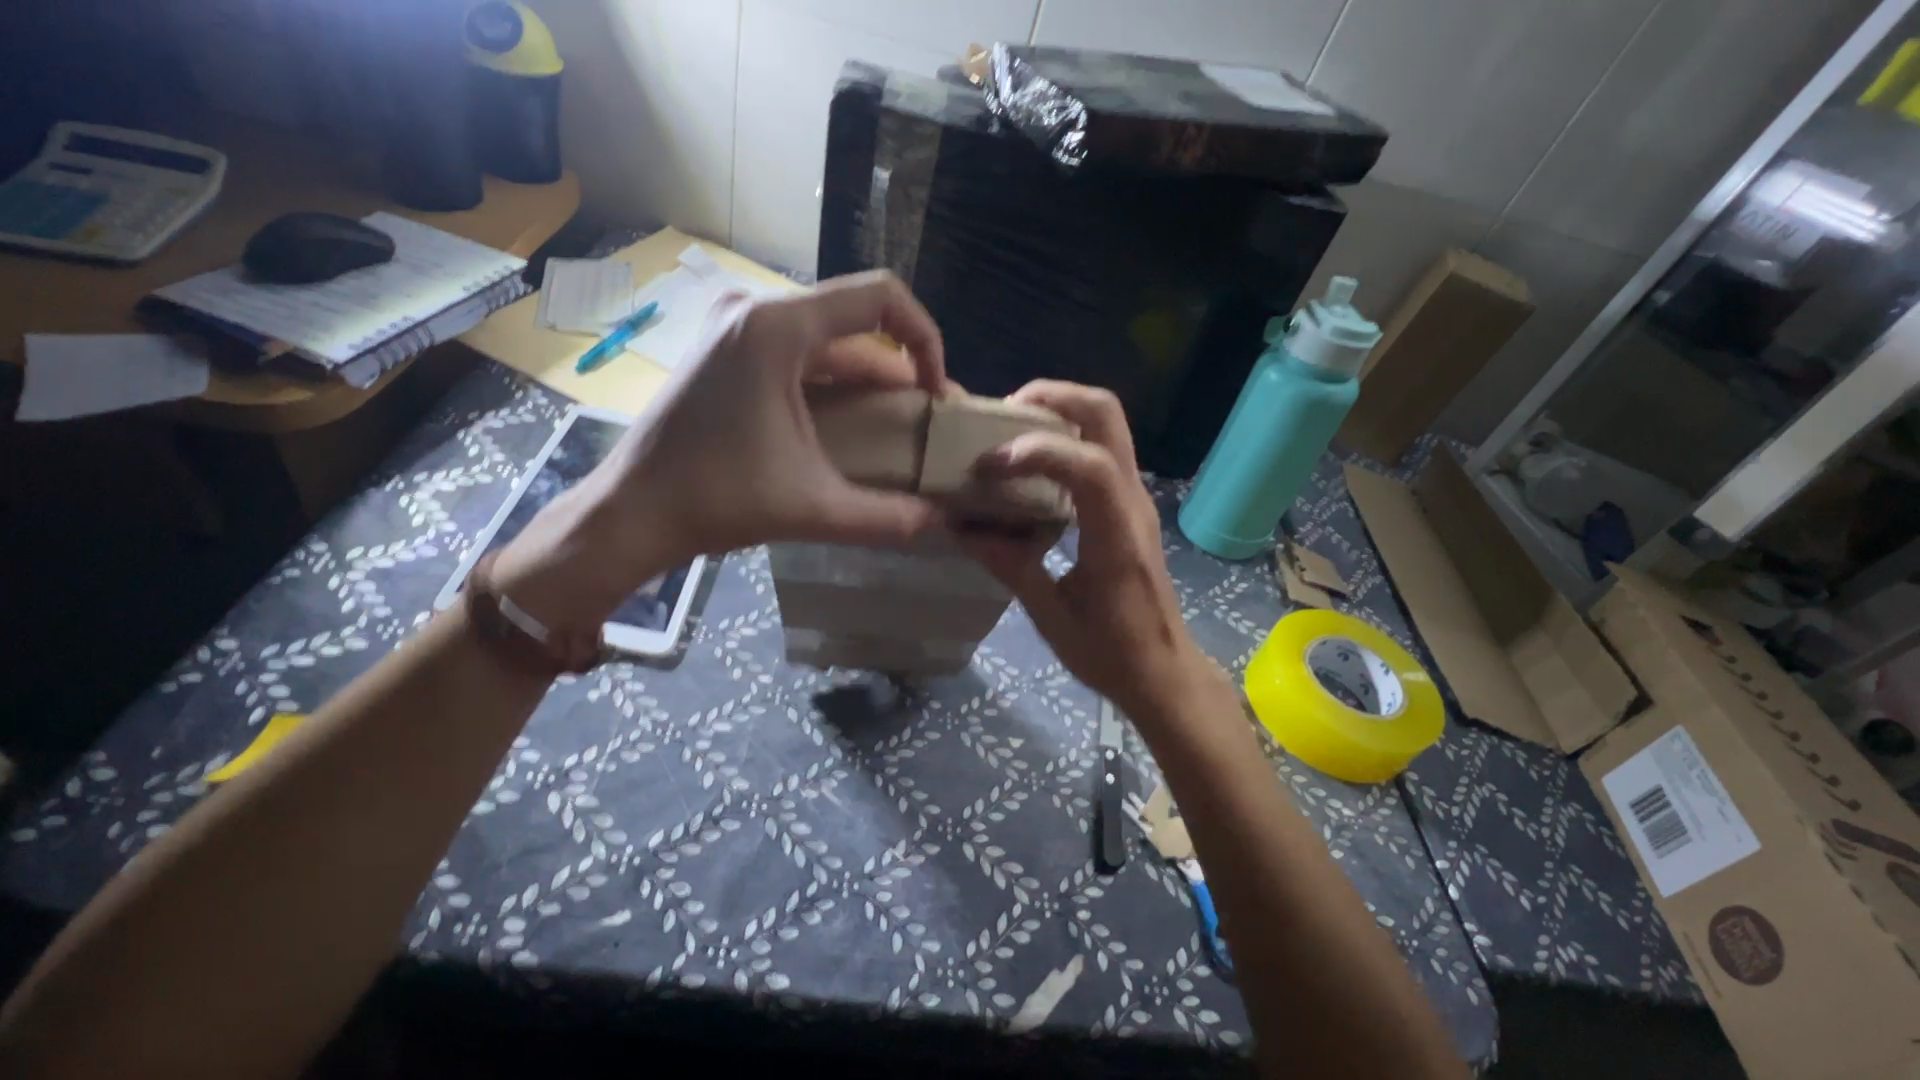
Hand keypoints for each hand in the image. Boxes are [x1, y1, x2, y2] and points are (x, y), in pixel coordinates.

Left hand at [490, 271, 947, 628]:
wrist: (630, 512)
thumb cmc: (716, 499)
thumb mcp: (813, 507)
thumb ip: (887, 515)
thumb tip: (941, 520)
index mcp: (777, 328)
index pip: (881, 297)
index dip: (926, 338)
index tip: (936, 393)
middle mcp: (754, 308)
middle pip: (854, 319)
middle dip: (900, 366)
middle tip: (924, 417)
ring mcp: (732, 324)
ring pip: (825, 336)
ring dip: (866, 376)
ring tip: (894, 425)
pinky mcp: (721, 346)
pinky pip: (795, 349)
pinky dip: (830, 379)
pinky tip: (847, 422)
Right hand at [959, 381, 1223, 721]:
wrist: (1164, 672)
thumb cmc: (1111, 654)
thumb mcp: (1052, 617)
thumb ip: (1010, 566)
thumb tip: (962, 527)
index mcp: (1117, 535)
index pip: (1090, 465)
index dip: (1037, 451)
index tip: (989, 465)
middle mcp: (1133, 503)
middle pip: (1106, 414)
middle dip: (1052, 396)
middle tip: (1000, 416)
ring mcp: (1135, 499)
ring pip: (1106, 424)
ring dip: (1057, 411)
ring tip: (1007, 433)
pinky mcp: (1128, 505)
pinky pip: (1100, 448)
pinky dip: (1063, 437)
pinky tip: (1027, 465)